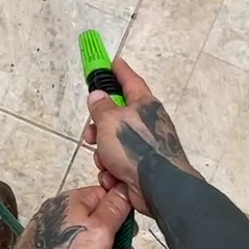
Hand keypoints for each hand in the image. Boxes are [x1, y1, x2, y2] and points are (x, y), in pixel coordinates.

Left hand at [0, 186, 139, 248]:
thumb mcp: (102, 230)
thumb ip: (115, 208)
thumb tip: (123, 187)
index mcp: (73, 199)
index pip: (104, 194)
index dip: (122, 211)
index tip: (131, 232)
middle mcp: (59, 210)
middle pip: (95, 219)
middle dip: (115, 239)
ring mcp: (49, 230)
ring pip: (85, 238)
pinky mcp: (43, 248)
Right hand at [79, 58, 193, 218]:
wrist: (159, 187)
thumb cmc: (135, 148)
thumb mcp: (110, 121)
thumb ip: (100, 106)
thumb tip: (98, 95)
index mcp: (144, 104)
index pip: (130, 80)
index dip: (119, 70)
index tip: (112, 61)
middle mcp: (146, 122)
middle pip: (115, 116)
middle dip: (98, 126)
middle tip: (89, 135)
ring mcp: (145, 145)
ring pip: (113, 142)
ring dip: (102, 152)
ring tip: (104, 162)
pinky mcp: (141, 166)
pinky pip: (118, 162)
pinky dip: (111, 169)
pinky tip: (112, 176)